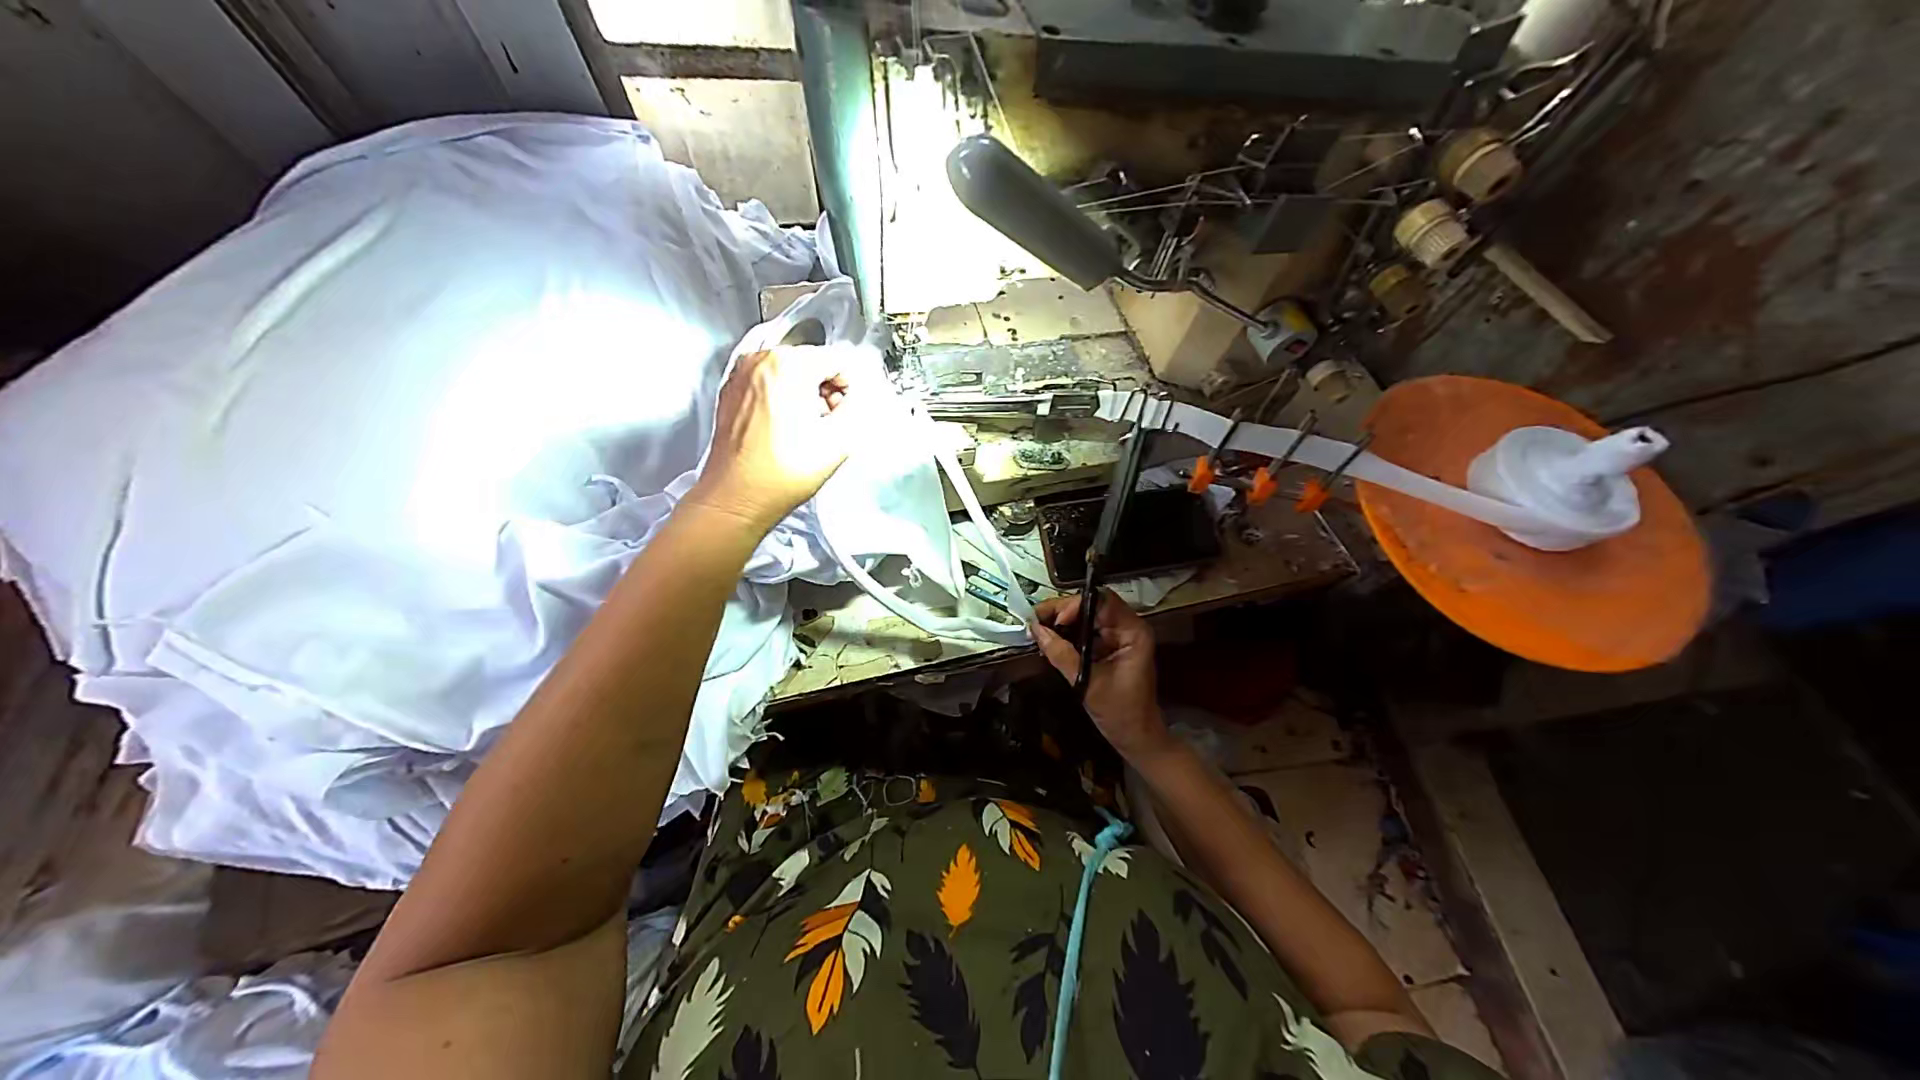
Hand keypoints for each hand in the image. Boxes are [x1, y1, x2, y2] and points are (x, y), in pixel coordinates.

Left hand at [686, 346, 860, 532]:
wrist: (735, 498)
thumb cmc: (776, 476)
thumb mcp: (839, 442)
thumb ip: (858, 409)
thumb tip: (860, 398)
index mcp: (787, 365)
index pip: (837, 360)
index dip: (849, 388)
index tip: (846, 410)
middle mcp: (759, 362)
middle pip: (811, 363)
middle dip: (826, 391)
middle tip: (827, 424)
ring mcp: (741, 376)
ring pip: (789, 373)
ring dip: (804, 397)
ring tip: (805, 431)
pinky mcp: (731, 393)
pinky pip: (767, 386)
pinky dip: (781, 402)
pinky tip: (785, 432)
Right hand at [1030, 590, 1171, 759]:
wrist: (1137, 739)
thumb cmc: (1120, 713)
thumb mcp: (1087, 683)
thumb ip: (1061, 654)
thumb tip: (1035, 629)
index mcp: (1133, 632)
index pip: (1102, 601)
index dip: (1074, 606)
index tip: (1051, 621)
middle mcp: (1128, 628)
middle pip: (1092, 605)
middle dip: (1062, 612)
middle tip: (1035, 623)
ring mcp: (1119, 637)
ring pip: (1087, 617)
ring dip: (1062, 623)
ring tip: (1038, 631)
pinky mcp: (1110, 647)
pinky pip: (1086, 632)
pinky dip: (1068, 635)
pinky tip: (1049, 641)